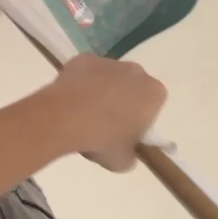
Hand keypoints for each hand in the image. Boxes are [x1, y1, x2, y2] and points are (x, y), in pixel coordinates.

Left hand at [38, 54, 167, 171]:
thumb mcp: (122, 160)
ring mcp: (107, 61)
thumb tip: (124, 152)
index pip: (153, 105)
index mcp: (153, 93)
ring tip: (82, 112)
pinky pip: (85, 72)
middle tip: (103, 123)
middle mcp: (135, 71)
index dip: (140, 119)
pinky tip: (70, 99)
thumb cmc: (101, 139)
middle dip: (122, 100)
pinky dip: (80, 82)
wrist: (64, 118)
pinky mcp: (82, 58)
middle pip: (132, 87)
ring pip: (108, 77)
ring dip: (100, 90)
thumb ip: (130, 154)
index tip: (125, 132)